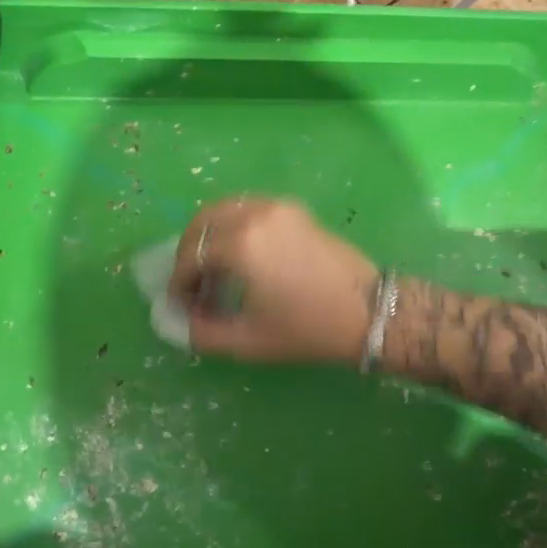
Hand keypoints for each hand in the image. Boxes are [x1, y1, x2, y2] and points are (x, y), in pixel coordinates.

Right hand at [169, 197, 377, 364]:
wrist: (368, 311)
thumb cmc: (308, 329)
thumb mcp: (249, 341)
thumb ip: (205, 332)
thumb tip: (183, 320)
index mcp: (240, 244)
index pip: (190, 255)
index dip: (178, 282)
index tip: (179, 305)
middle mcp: (254, 214)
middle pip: (202, 221)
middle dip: (188, 251)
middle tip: (190, 284)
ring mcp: (276, 205)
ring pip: (224, 208)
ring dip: (209, 234)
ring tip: (214, 270)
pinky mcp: (293, 207)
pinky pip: (248, 206)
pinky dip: (232, 224)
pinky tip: (239, 256)